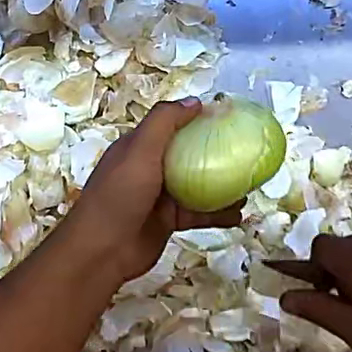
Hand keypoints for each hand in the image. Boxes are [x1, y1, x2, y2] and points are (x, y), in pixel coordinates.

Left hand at [56, 99, 241, 284]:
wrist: (102, 250)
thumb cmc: (119, 194)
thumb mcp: (140, 149)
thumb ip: (164, 122)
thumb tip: (195, 101)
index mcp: (139, 145)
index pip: (171, 124)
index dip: (197, 119)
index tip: (227, 117)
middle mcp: (150, 166)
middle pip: (188, 153)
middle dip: (215, 151)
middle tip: (245, 151)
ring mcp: (160, 194)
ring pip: (198, 184)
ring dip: (222, 184)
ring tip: (249, 185)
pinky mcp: (169, 220)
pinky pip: (199, 212)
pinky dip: (218, 213)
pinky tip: (239, 215)